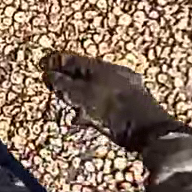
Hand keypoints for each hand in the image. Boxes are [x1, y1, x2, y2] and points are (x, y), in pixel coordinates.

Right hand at [40, 52, 179, 151]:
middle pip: (84, 72)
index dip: (55, 62)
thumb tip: (48, 74)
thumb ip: (62, 84)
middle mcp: (115, 74)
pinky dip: (91, 104)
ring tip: (68, 102)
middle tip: (53, 84)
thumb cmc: (112, 109)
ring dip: (79, 94)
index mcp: (102, 67)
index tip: (42, 65)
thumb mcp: (80, 95)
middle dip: (67, 78)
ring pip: (94, 86)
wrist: (149, 131)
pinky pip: (103, 100)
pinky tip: (85, 115)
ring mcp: (124, 88)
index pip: (73, 59)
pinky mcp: (130, 104)